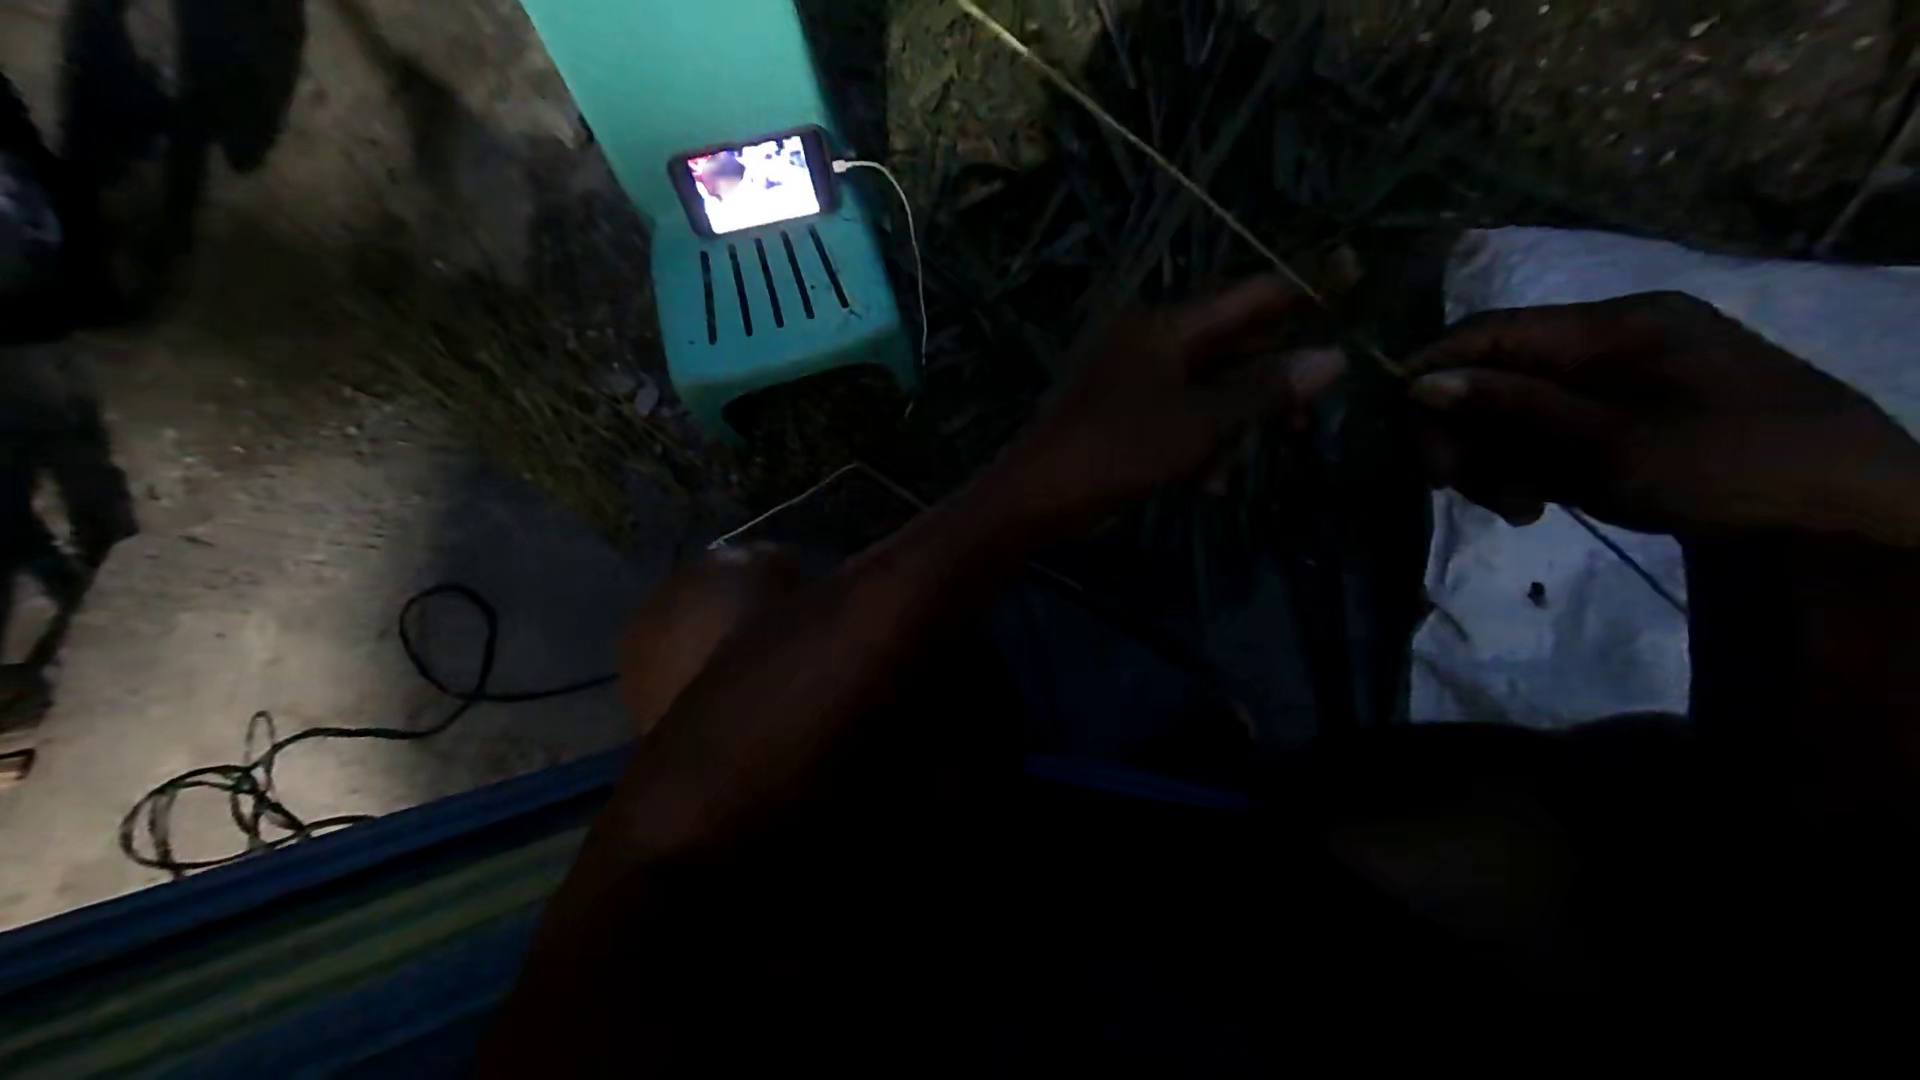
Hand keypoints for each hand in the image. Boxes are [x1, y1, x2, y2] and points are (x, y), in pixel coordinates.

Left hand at [994, 278, 1344, 531]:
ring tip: (1228, 474)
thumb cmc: (1117, 450)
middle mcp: (1150, 344)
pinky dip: (1196, 448)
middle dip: (1264, 390)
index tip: (1350, 312)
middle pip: (1230, 350)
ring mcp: (1134, 382)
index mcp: (1164, 328)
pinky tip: (1204, 485)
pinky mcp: (1125, 418)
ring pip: (1207, 393)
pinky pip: (1179, 421)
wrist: (1038, 495)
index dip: (1300, 303)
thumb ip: (1263, 391)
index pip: (1247, 298)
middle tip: (1304, 424)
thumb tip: (1333, 358)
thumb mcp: (1198, 422)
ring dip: (1227, 432)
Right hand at [1408, 292, 1919, 545]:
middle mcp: (1609, 341)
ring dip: (1492, 460)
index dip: (1433, 371)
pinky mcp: (1620, 414)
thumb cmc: (1723, 467)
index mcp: (1614, 326)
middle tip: (1453, 486)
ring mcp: (1616, 379)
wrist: (1842, 518)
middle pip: (1493, 376)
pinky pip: (1542, 432)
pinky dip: (1524, 467)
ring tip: (1516, 506)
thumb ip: (1506, 406)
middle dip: (1465, 432)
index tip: (1400, 425)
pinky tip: (1536, 501)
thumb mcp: (1601, 440)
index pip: (1489, 332)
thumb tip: (1417, 383)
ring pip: (1510, 412)